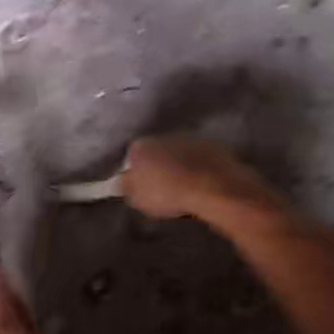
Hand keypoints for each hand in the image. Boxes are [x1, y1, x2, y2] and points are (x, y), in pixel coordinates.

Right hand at [120, 134, 268, 219]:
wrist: (214, 188)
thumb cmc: (169, 194)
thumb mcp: (137, 197)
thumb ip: (125, 186)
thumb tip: (119, 180)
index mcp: (141, 146)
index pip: (130, 158)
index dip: (134, 175)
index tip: (140, 189)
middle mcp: (164, 136)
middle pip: (156, 154)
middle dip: (157, 169)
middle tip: (161, 191)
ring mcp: (191, 139)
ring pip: (178, 155)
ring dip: (179, 168)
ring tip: (183, 190)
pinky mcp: (214, 146)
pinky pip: (200, 159)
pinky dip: (199, 169)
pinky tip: (201, 185)